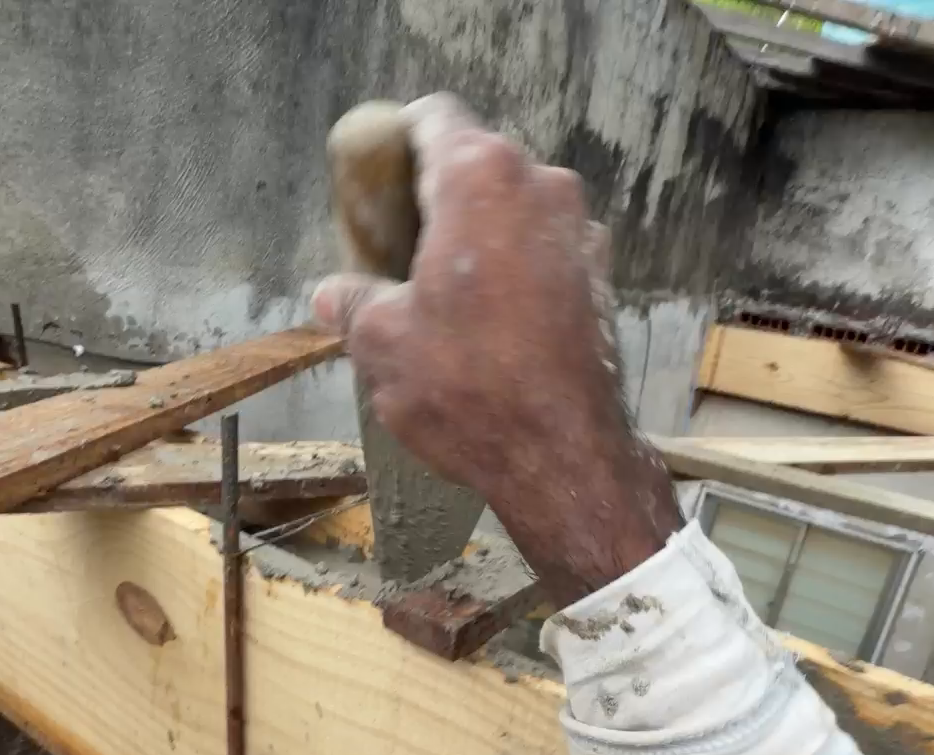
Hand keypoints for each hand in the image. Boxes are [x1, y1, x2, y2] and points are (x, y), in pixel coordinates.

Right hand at [312, 94, 682, 603]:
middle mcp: (543, 186)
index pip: (433, 119)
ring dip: (482, 239)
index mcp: (480, 178)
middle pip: (478, 166)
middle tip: (405, 254)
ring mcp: (583, 234)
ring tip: (450, 297)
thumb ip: (351, 303)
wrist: (561, 456)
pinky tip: (496, 324)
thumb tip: (329, 294)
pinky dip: (518, 270)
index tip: (380, 190)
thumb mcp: (382, 344)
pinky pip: (546, 253)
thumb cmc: (466, 389)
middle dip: (439, 200)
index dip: (398, 145)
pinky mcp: (604, 281)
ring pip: (517, 213)